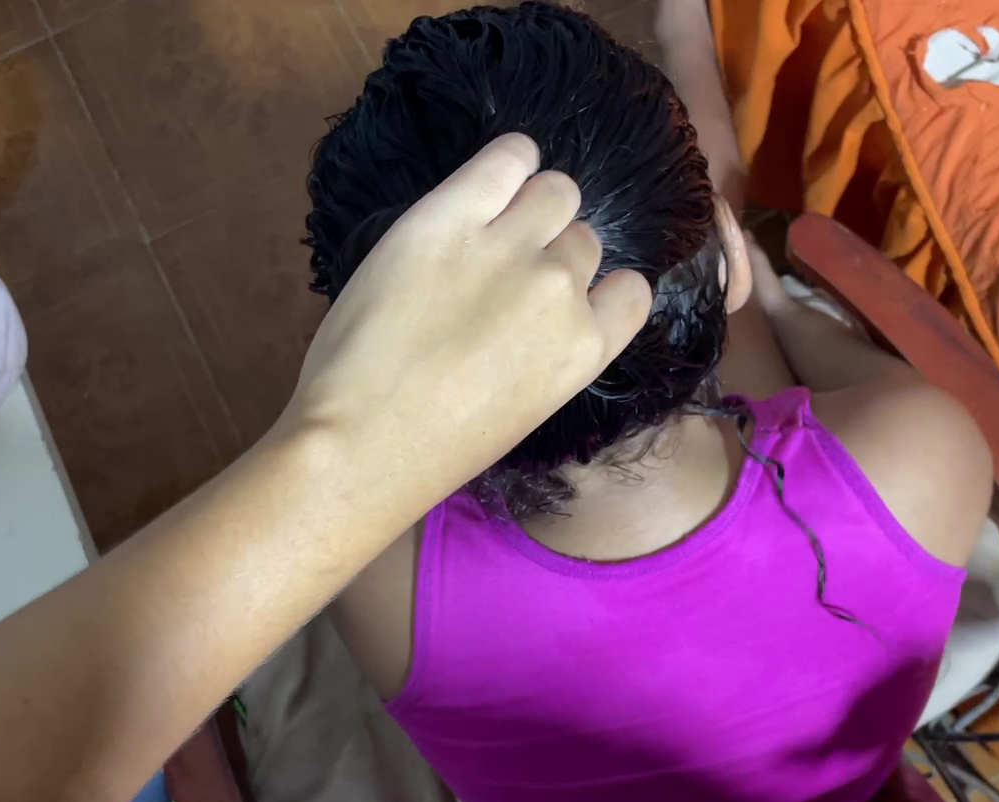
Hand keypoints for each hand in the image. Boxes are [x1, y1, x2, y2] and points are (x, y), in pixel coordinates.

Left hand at [280, 133, 651, 502]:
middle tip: (508, 277)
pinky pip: (508, 158)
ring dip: (537, 206)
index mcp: (586, 350)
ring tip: (500, 226)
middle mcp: (561, 290)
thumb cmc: (444, 445)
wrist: (367, 440)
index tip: (571, 299)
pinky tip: (503, 172)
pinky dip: (512, 160)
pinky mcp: (451, 217)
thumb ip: (554, 350)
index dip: (601, 291)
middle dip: (554, 254)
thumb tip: (547, 306)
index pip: (631, 292)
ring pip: (556, 193)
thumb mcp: (529, 406)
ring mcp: (509, 248)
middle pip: (584, 240)